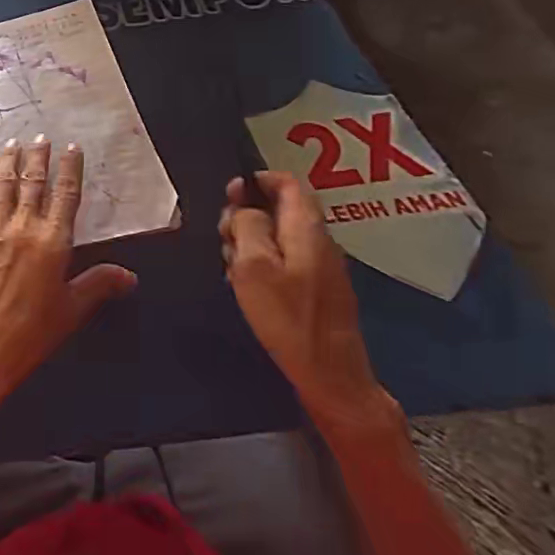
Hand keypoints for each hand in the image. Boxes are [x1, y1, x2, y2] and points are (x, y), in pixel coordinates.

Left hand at [0, 138, 137, 410]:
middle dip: (38, 157)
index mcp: (54, 242)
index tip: (71, 149)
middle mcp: (24, 227)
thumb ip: (99, 285)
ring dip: (9, 162)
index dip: (70, 169)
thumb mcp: (72, 309)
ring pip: (4, 185)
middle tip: (41, 137)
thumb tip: (128, 276)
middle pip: (33, 182)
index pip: (66, 195)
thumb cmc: (32, 330)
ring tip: (13, 144)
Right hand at [220, 171, 391, 427]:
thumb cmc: (286, 316)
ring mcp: (321, 266)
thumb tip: (245, 207)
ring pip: (278, 236)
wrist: (329, 374)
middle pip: (280, 209)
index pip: (288, 183)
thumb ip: (247, 226)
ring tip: (231, 266)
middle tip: (224, 237)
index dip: (257, 180)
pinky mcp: (317, 289)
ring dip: (250, 242)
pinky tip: (246, 285)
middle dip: (246, 215)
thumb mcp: (253, 265)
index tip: (230, 195)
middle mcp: (319, 241)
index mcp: (307, 230)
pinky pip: (284, 260)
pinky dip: (261, 263)